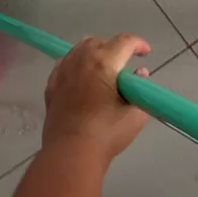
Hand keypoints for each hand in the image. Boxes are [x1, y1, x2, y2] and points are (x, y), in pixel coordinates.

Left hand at [41, 34, 151, 165]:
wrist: (70, 155)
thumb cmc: (106, 134)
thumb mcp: (135, 115)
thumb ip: (141, 90)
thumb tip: (139, 75)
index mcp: (103, 63)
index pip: (124, 42)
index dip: (139, 44)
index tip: (146, 54)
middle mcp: (81, 60)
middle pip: (100, 42)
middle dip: (115, 48)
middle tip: (124, 64)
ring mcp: (63, 72)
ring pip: (79, 49)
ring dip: (94, 53)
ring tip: (102, 67)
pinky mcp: (51, 86)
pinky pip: (63, 64)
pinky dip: (75, 64)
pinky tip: (80, 75)